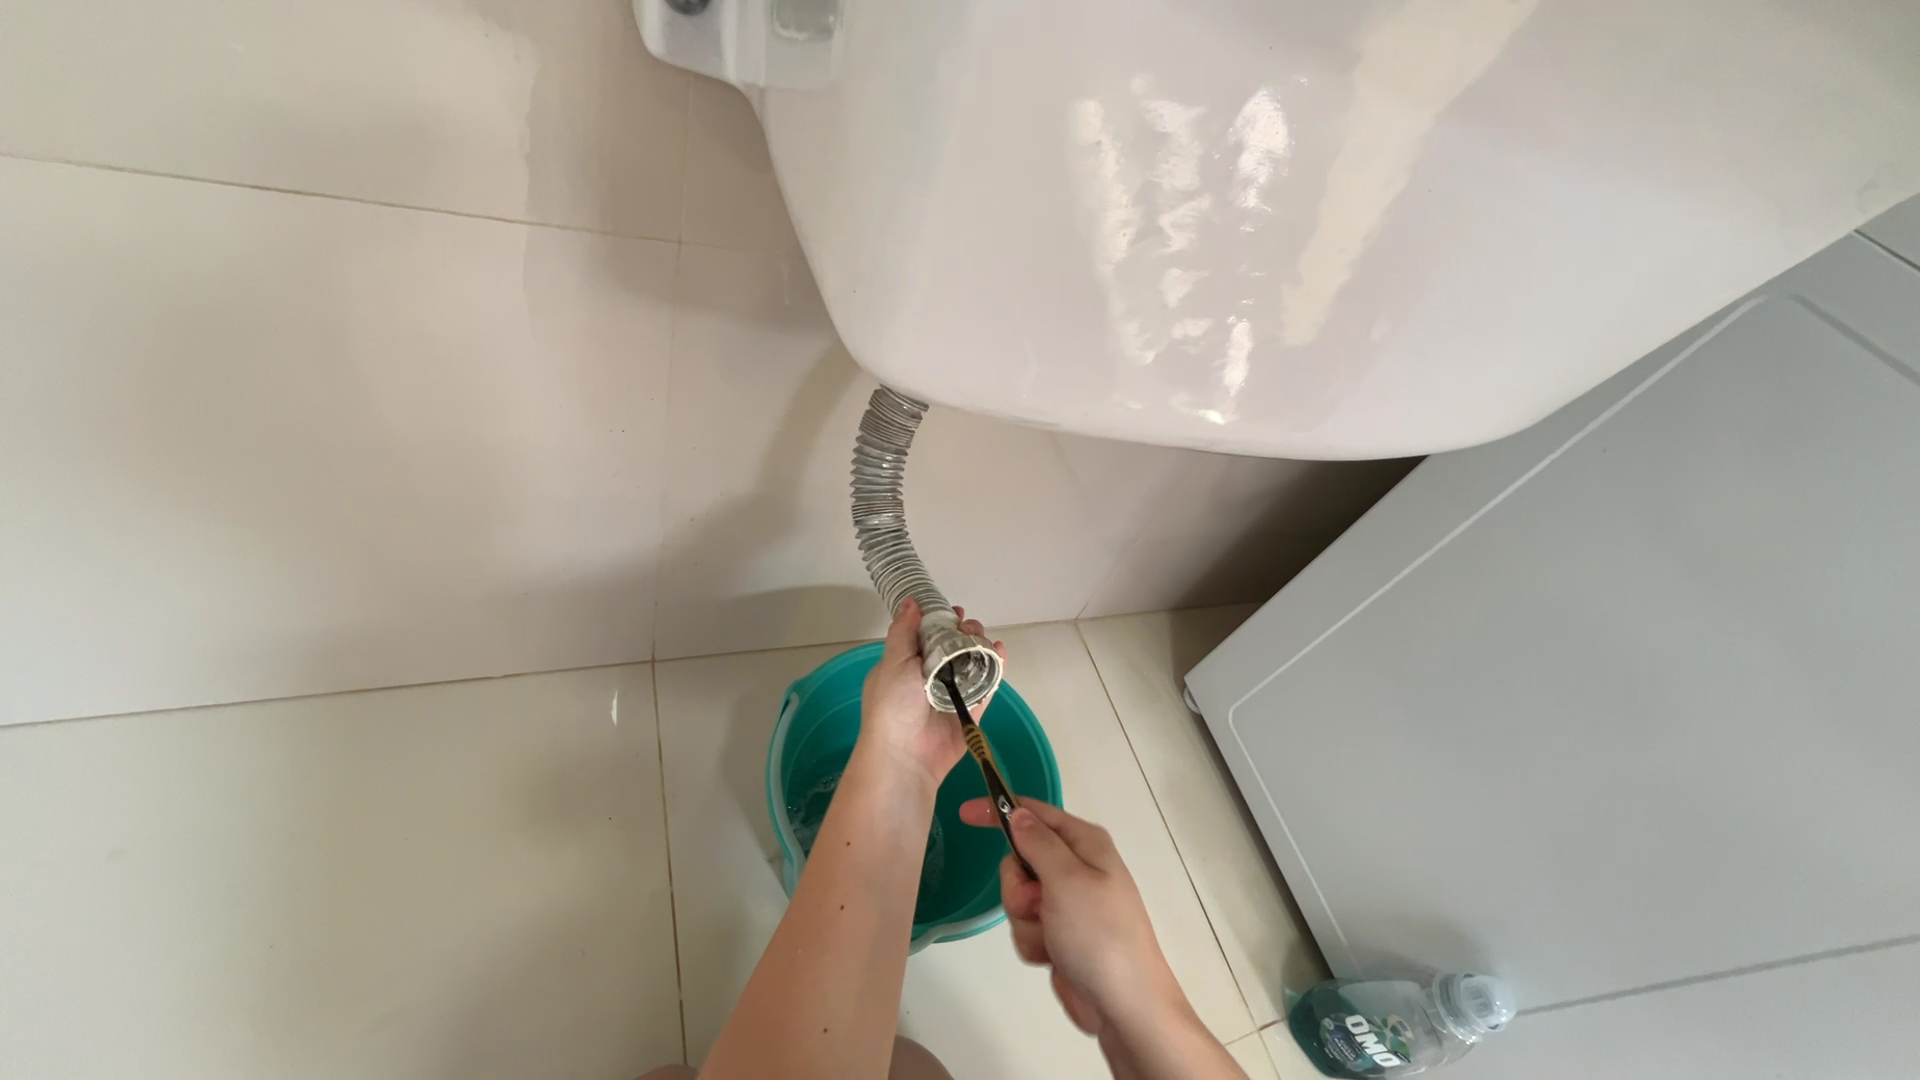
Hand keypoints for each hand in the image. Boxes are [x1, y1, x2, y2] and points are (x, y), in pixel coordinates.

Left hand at [858, 600, 1002, 786]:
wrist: (905, 756)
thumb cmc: (892, 705)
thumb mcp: (892, 662)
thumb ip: (903, 632)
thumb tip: (911, 602)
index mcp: (906, 664)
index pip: (928, 635)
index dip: (942, 620)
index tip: (954, 611)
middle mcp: (930, 677)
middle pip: (954, 646)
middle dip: (965, 631)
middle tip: (970, 627)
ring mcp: (952, 694)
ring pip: (973, 663)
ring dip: (982, 646)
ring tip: (985, 638)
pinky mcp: (970, 711)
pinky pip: (987, 686)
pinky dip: (996, 669)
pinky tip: (1000, 653)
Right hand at [957, 799, 1183, 1036]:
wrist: (1124, 1006)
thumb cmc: (1099, 934)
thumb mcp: (1067, 880)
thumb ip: (1037, 842)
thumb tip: (1018, 812)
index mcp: (1084, 843)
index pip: (1033, 813)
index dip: (999, 811)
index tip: (965, 814)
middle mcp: (1076, 867)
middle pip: (1020, 859)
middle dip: (1017, 886)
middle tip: (1036, 905)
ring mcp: (1067, 902)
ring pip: (1018, 895)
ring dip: (1025, 919)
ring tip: (1050, 937)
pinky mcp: (1059, 933)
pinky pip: (1026, 924)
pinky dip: (1032, 940)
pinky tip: (1051, 956)